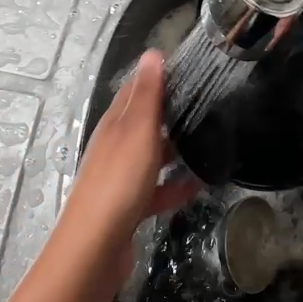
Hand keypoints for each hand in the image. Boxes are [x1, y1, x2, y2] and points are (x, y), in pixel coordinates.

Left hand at [67, 48, 200, 237]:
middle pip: (145, 122)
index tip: (189, 68)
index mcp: (115, 124)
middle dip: (171, 113)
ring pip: (151, 155)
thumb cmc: (119, 181)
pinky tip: (197, 186)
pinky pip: (156, 189)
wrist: (95, 248)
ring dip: (175, 149)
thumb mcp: (137, 130)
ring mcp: (121, 177)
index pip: (136, 89)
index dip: (158, 77)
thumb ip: (147, 94)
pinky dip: (175, 186)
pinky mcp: (129, 207)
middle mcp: (116, 146)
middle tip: (206, 105)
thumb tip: (152, 52)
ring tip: (207, 142)